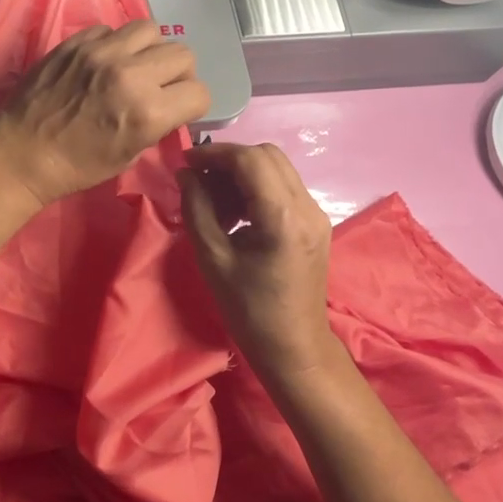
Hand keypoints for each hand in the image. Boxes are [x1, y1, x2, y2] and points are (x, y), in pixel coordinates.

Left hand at [0, 21, 210, 207]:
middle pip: (182, 55)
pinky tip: (102, 63)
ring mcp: (101, 53)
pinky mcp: (76, 42)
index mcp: (148, 112)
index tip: (178, 109)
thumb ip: (156, 124)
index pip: (200, 92)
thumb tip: (168, 105)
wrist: (20, 153)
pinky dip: (115, 44)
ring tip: (134, 67)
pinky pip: (112, 29)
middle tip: (159, 87)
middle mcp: (130, 75)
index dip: (192, 104)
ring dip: (150, 49)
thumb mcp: (129, 155)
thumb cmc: (75, 166)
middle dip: (178, 74)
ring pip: (150, 30)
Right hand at [179, 143, 335, 377]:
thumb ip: (197, 208)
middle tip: (199, 179)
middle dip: (229, 160)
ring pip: (276, 168)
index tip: (186, 161)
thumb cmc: (249, 310)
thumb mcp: (213, 258)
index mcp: (282, 217)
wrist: (294, 347)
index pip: (249, 160)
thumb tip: (186, 174)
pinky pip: (284, 186)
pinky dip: (257, 187)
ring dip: (242, 172)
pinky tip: (236, 212)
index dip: (215, 154)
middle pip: (266, 155)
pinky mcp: (316, 222)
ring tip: (214, 199)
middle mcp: (307, 206)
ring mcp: (316, 213)